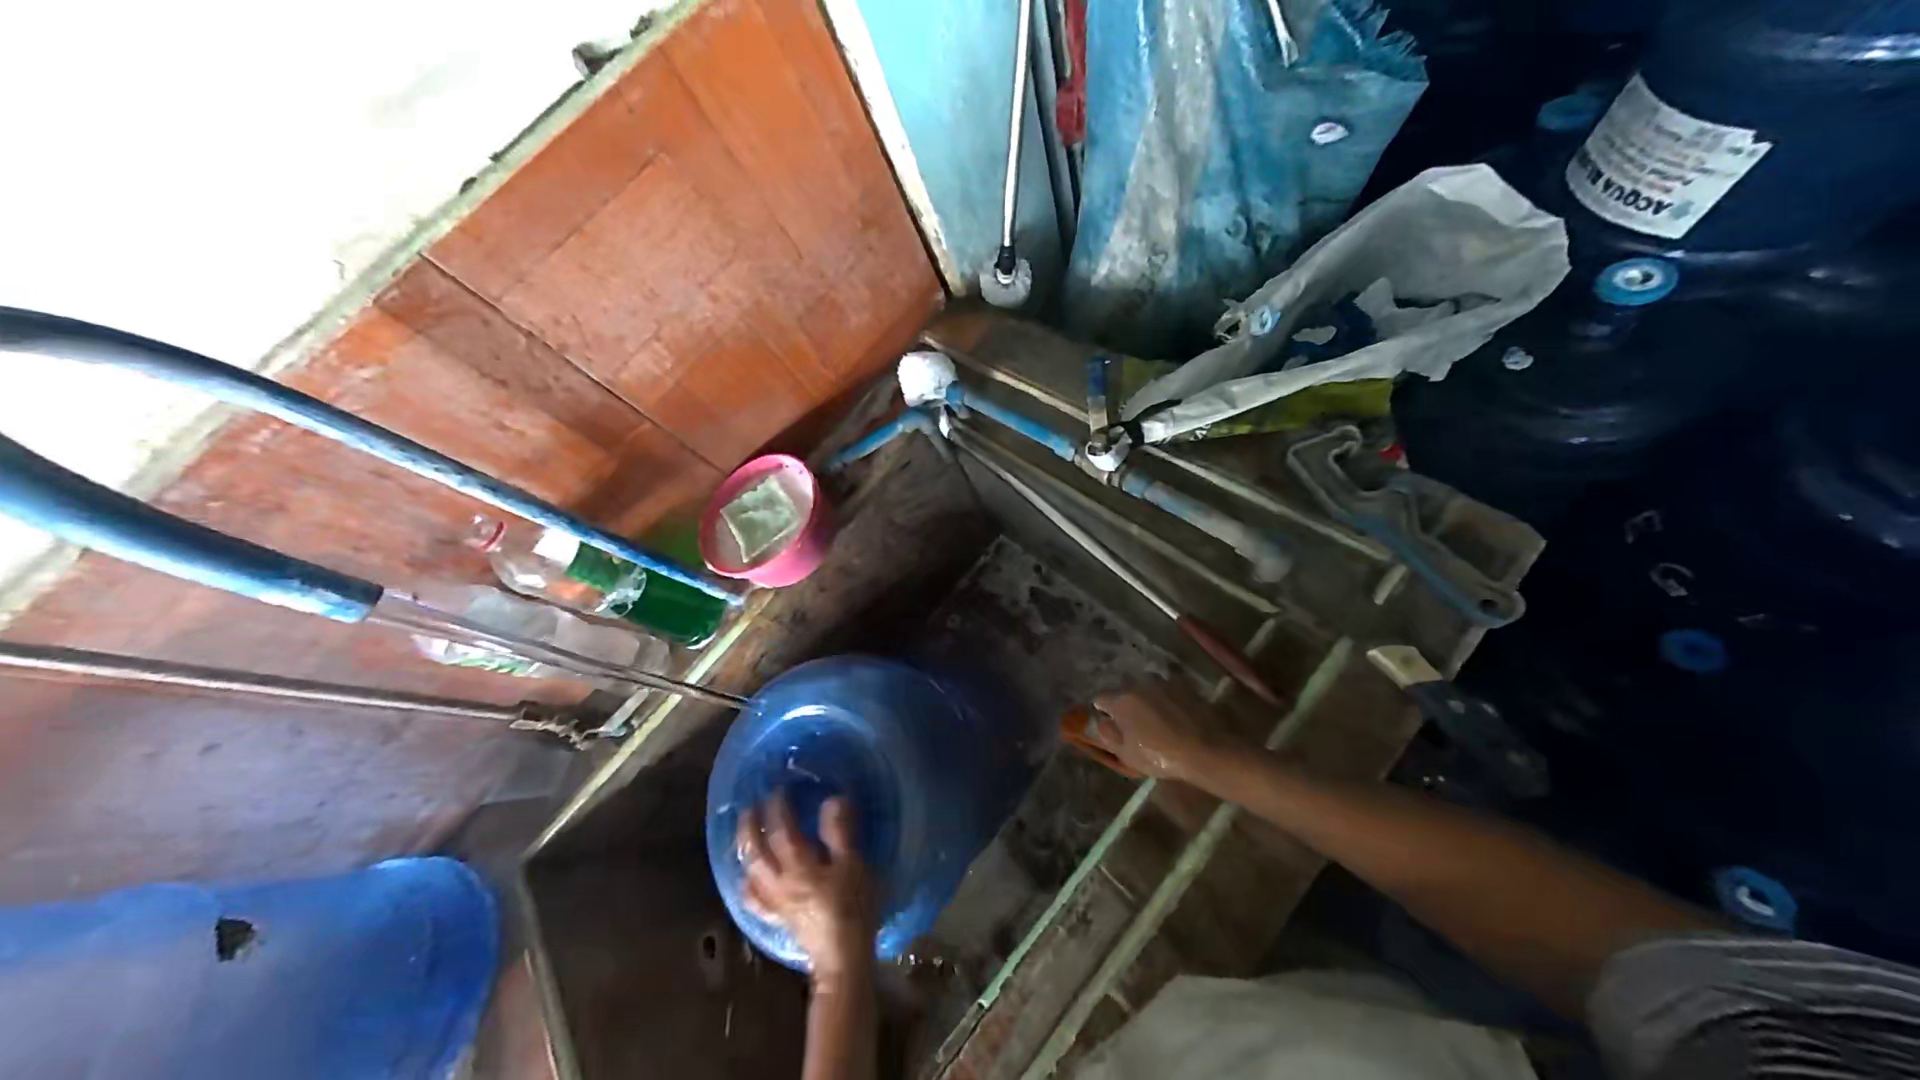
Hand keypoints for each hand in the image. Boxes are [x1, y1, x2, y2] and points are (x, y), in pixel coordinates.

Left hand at [737, 793, 875, 981]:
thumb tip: (831, 799)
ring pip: (750, 872)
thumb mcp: (854, 865)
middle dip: (750, 826)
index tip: (778, 789)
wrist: (843, 958)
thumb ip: (840, 832)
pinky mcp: (777, 919)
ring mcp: (775, 902)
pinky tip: (746, 879)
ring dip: (745, 848)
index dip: (777, 808)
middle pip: (755, 850)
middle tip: (751, 806)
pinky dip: (747, 885)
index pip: (781, 830)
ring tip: (745, 832)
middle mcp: (779, 882)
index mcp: (799, 865)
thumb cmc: (853, 907)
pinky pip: (754, 900)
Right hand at [1089, 680, 1241, 781]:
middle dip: (1126, 704)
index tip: (1112, 725)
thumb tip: (1101, 722)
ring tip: (1157, 718)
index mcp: (1121, 701)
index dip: (1103, 712)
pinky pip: (1167, 690)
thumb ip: (1108, 735)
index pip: (1100, 699)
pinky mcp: (1184, 686)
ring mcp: (1163, 683)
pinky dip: (1166, 699)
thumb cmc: (1160, 756)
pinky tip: (1175, 714)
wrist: (1205, 750)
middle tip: (1135, 724)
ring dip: (1146, 699)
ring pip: (1146, 688)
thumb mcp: (1126, 754)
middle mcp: (1139, 685)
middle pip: (1124, 691)